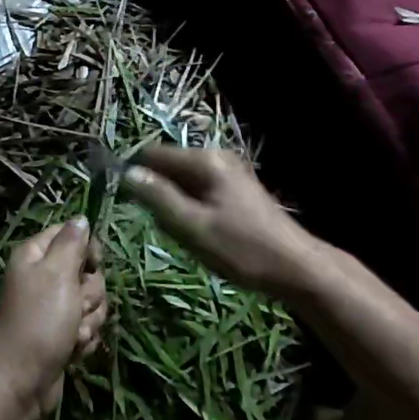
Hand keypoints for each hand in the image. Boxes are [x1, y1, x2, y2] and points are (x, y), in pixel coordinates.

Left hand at [0, 219, 108, 416]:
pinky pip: (88, 324)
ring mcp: (53, 307)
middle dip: (90, 292)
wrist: (21, 384)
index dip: (87, 248)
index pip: (71, 233)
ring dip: (89, 318)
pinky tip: (73, 349)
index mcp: (35, 255)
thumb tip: (81, 218)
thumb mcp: (56, 274)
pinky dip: (85, 338)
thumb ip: (71, 242)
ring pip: (92, 299)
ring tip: (73, 333)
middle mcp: (43, 276)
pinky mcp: (62, 332)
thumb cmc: (38, 323)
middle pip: (87, 269)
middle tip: (75, 307)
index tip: (91, 265)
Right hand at [121, 145, 322, 298]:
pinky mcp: (236, 188)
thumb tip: (128, 174)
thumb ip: (158, 197)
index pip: (153, 153)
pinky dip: (190, 207)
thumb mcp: (192, 226)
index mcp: (205, 160)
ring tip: (181, 233)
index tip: (122, 199)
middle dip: (156, 192)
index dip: (134, 172)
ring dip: (173, 203)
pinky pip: (199, 190)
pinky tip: (198, 232)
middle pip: (168, 166)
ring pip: (183, 180)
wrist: (295, 266)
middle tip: (161, 226)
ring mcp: (229, 171)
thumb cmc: (241, 248)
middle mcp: (217, 156)